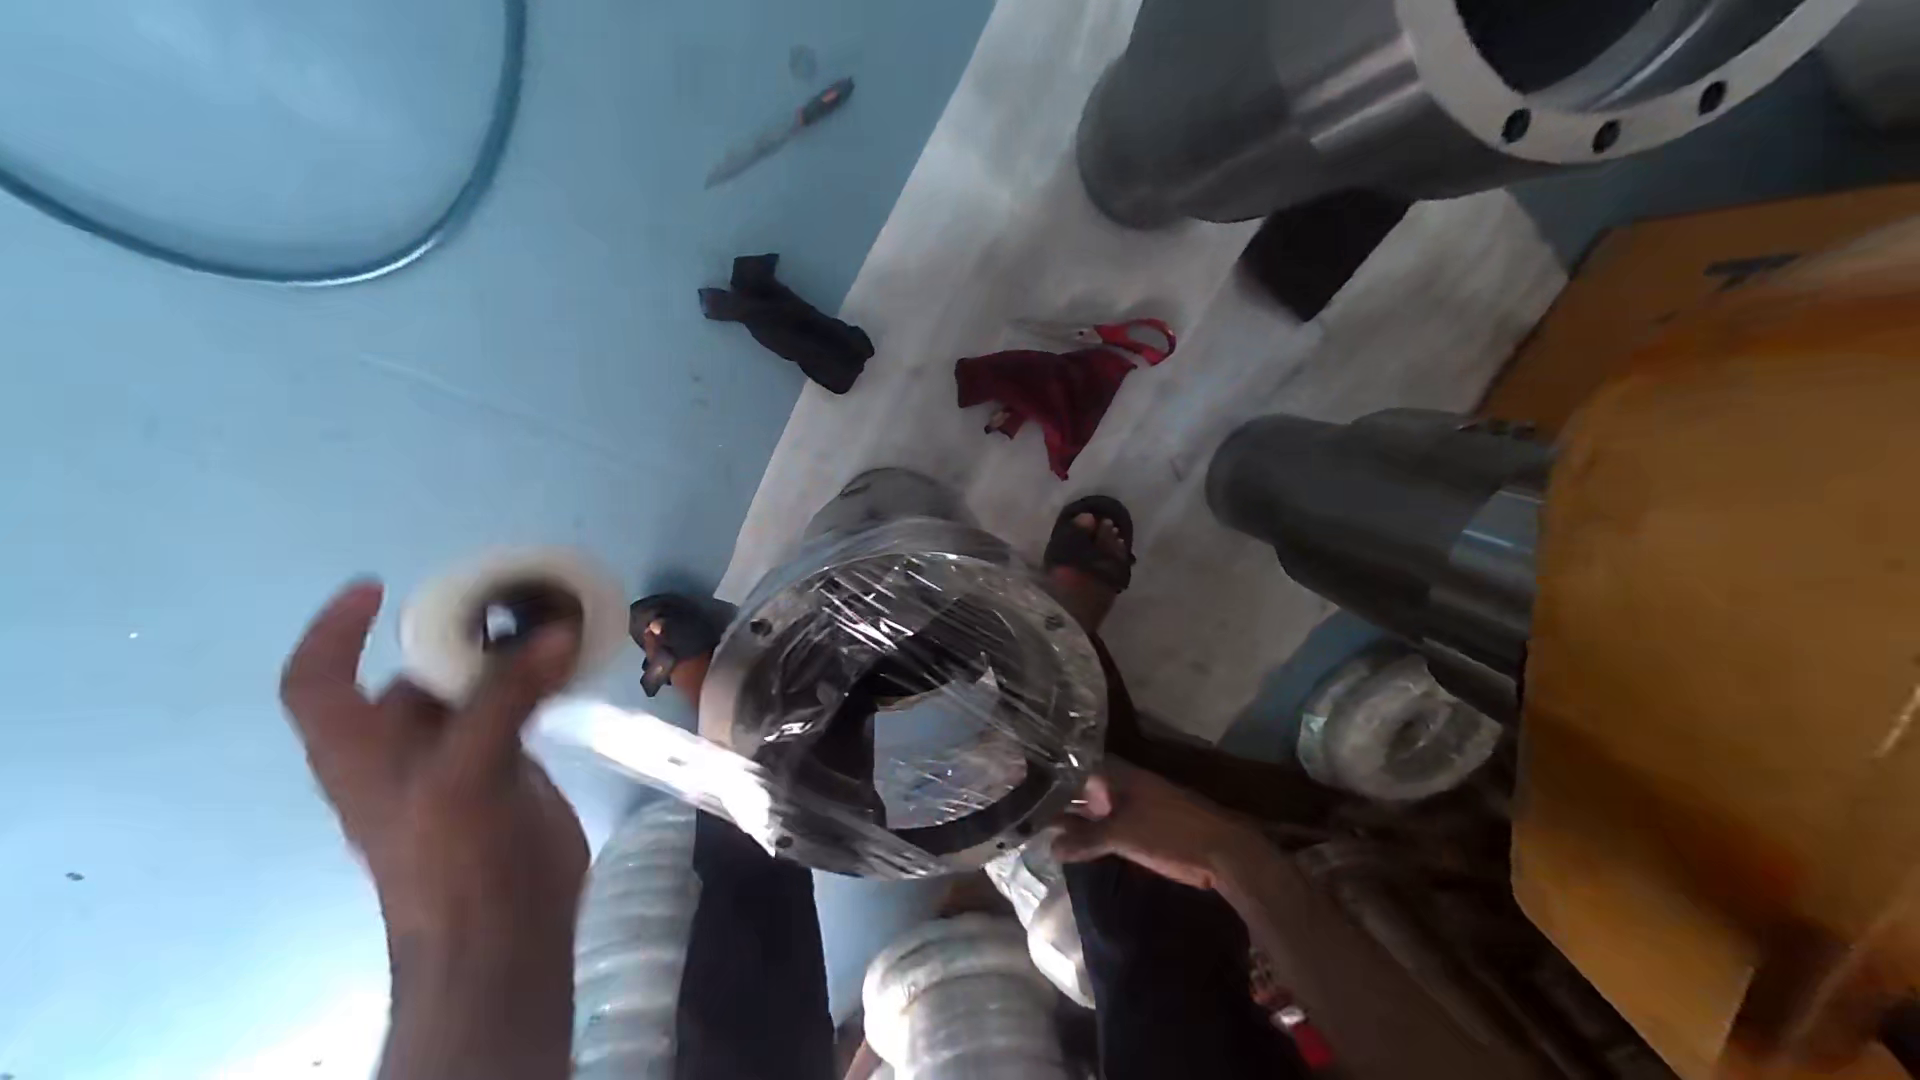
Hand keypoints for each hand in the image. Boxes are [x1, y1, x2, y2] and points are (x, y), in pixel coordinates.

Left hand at [279, 581, 587, 947]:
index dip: (332, 631)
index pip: (317, 681)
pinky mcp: (509, 765)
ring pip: (476, 686)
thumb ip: (507, 697)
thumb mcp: (465, 773)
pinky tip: (572, 664)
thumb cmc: (456, 857)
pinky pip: (519, 706)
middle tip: (509, 595)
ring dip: (508, 652)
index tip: (375, 588)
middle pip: (416, 671)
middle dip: (456, 630)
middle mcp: (404, 746)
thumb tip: (558, 630)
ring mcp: (460, 757)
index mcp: (361, 750)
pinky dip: (540, 678)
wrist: (503, 927)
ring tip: (551, 618)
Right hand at [1052, 758, 1263, 891]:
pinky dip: (1097, 831)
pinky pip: (1114, 823)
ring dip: (1080, 818)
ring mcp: (1140, 804)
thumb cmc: (1170, 833)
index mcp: (1120, 774)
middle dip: (1064, 799)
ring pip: (1101, 807)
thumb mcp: (1122, 836)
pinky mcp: (1149, 825)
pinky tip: (1082, 844)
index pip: (1078, 766)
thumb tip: (1050, 846)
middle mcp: (1127, 783)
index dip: (1055, 774)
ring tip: (1049, 829)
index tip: (1029, 784)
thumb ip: (1085, 840)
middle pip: (1088, 787)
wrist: (1225, 853)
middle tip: (1032, 811)